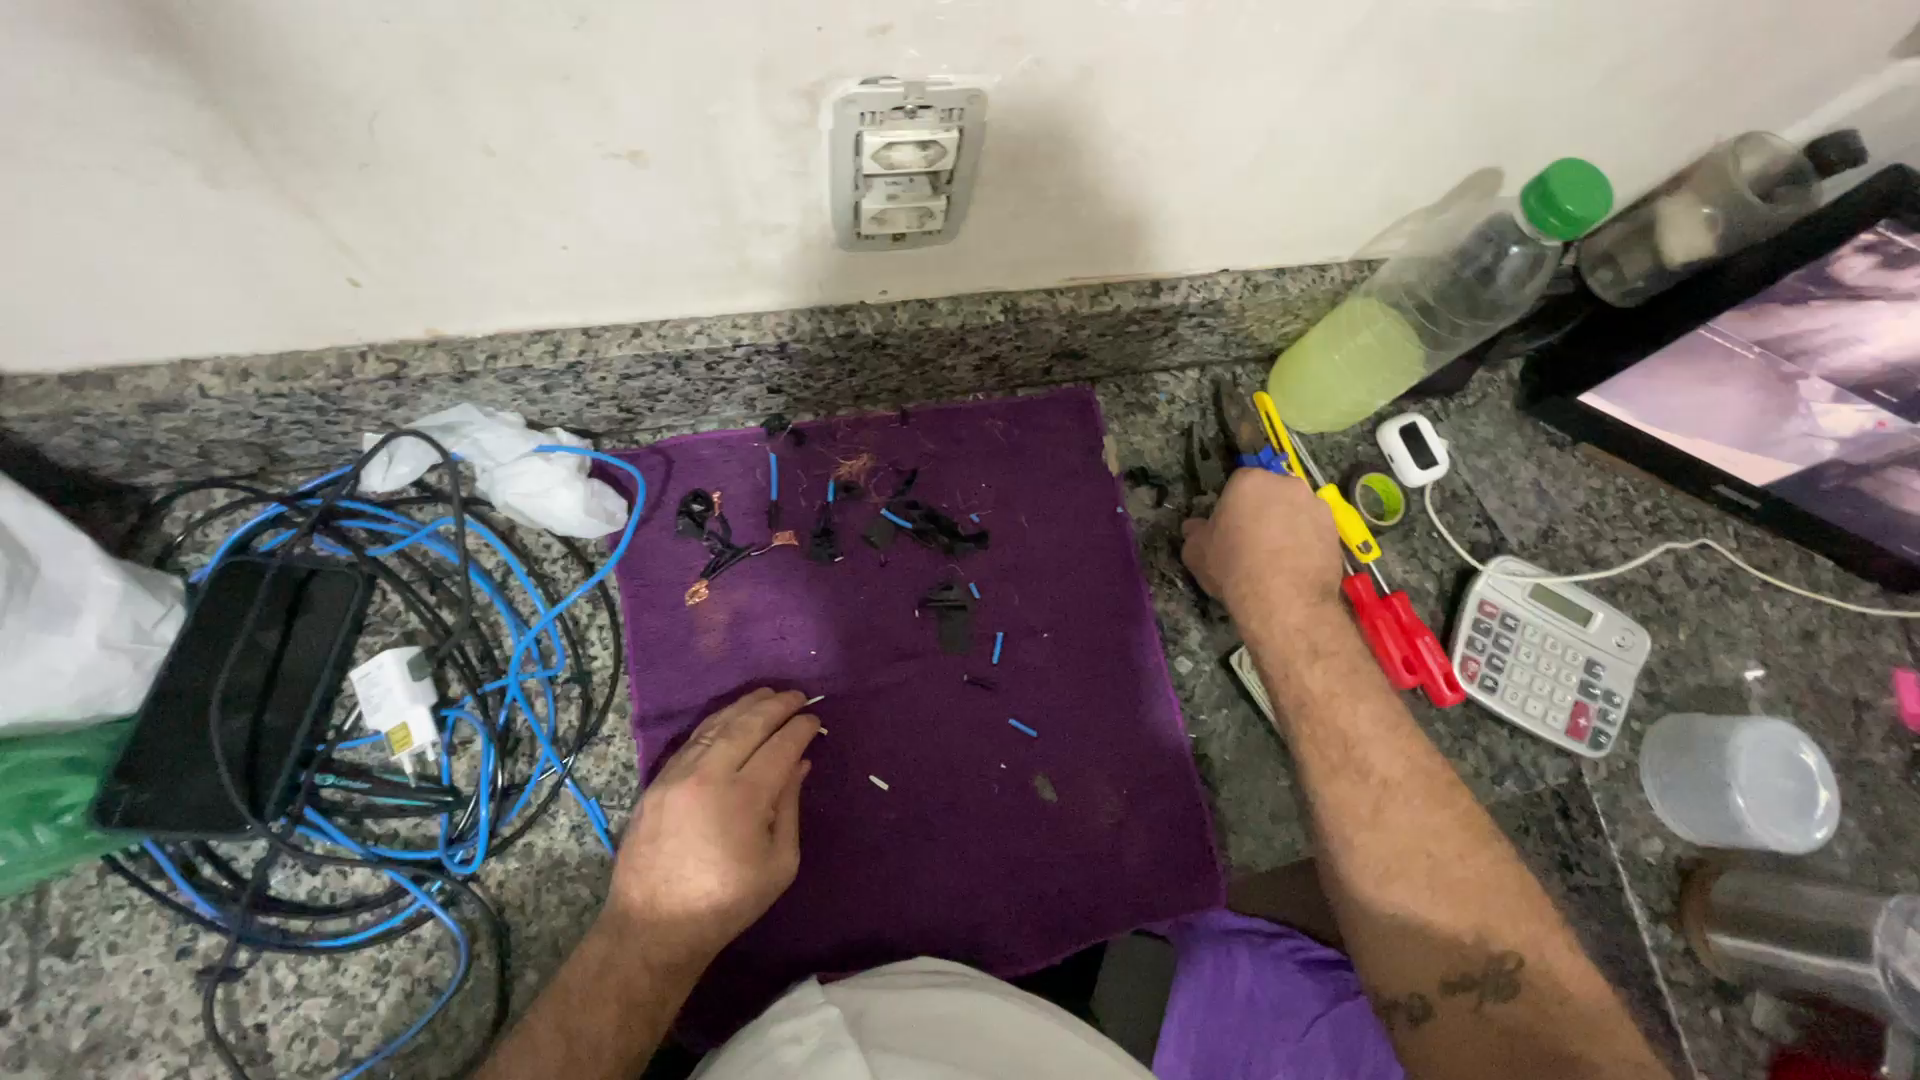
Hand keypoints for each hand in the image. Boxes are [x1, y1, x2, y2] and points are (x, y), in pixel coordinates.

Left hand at [604, 688, 818, 974]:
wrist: (654, 926)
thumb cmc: (727, 902)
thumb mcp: (779, 863)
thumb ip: (789, 807)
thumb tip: (799, 764)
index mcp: (744, 798)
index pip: (780, 747)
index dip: (800, 730)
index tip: (815, 719)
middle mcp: (709, 776)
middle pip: (747, 726)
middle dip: (775, 706)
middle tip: (797, 696)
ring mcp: (677, 777)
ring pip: (715, 726)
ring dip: (744, 706)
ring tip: (766, 694)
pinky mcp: (657, 784)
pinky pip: (691, 741)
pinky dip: (715, 723)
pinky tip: (729, 718)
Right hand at [1182, 468, 1344, 619]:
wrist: (1283, 598)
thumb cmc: (1232, 567)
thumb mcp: (1197, 553)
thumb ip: (1195, 534)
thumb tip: (1193, 528)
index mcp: (1249, 481)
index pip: (1238, 483)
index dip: (1233, 506)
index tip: (1229, 527)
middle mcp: (1286, 484)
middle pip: (1271, 493)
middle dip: (1264, 510)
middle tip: (1253, 541)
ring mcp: (1316, 505)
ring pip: (1296, 510)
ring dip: (1287, 525)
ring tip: (1278, 558)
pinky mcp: (1335, 529)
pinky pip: (1314, 530)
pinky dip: (1307, 542)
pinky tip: (1296, 566)